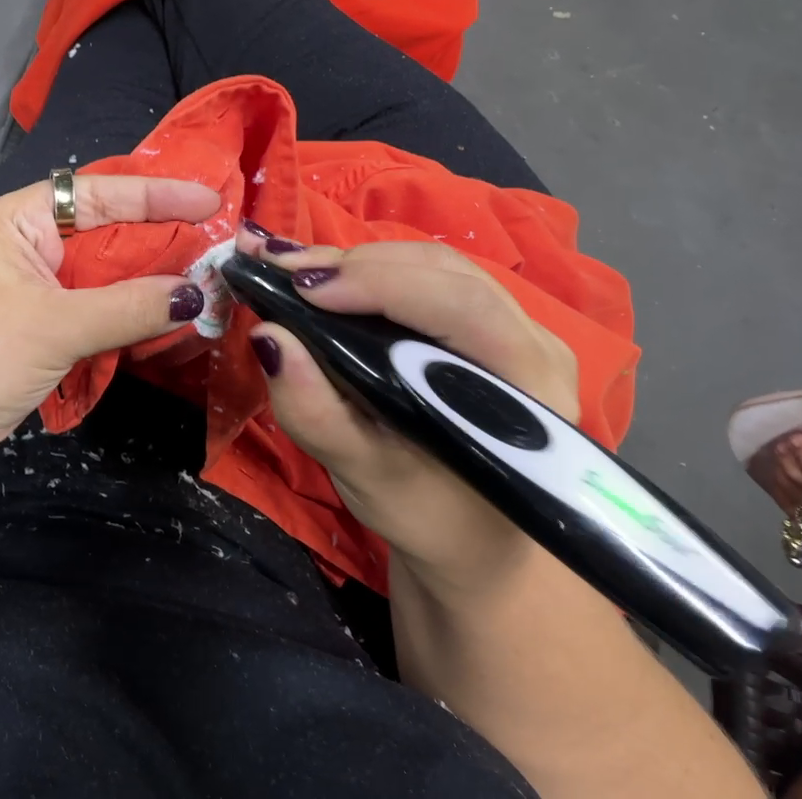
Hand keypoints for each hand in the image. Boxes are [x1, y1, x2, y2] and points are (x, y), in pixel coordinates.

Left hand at [0, 175, 221, 474]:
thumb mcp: (51, 327)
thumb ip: (127, 307)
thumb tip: (197, 293)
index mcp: (17, 220)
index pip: (97, 192)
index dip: (157, 193)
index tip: (213, 199)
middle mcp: (26, 242)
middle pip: (107, 231)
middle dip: (162, 240)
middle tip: (224, 248)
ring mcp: (34, 284)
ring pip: (105, 273)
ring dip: (151, 282)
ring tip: (213, 283)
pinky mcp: (40, 322)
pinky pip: (96, 307)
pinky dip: (131, 314)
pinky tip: (174, 318)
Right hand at [241, 233, 581, 595]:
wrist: (473, 540)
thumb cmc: (429, 517)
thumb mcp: (365, 476)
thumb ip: (317, 413)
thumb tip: (268, 338)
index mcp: (524, 385)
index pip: (459, 304)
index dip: (378, 284)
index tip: (300, 290)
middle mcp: (533, 343)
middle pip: (442, 272)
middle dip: (353, 265)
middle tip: (276, 271)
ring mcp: (513, 328)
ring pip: (431, 265)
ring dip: (354, 262)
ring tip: (286, 271)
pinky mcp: (483, 325)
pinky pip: (425, 278)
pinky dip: (365, 271)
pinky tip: (318, 277)